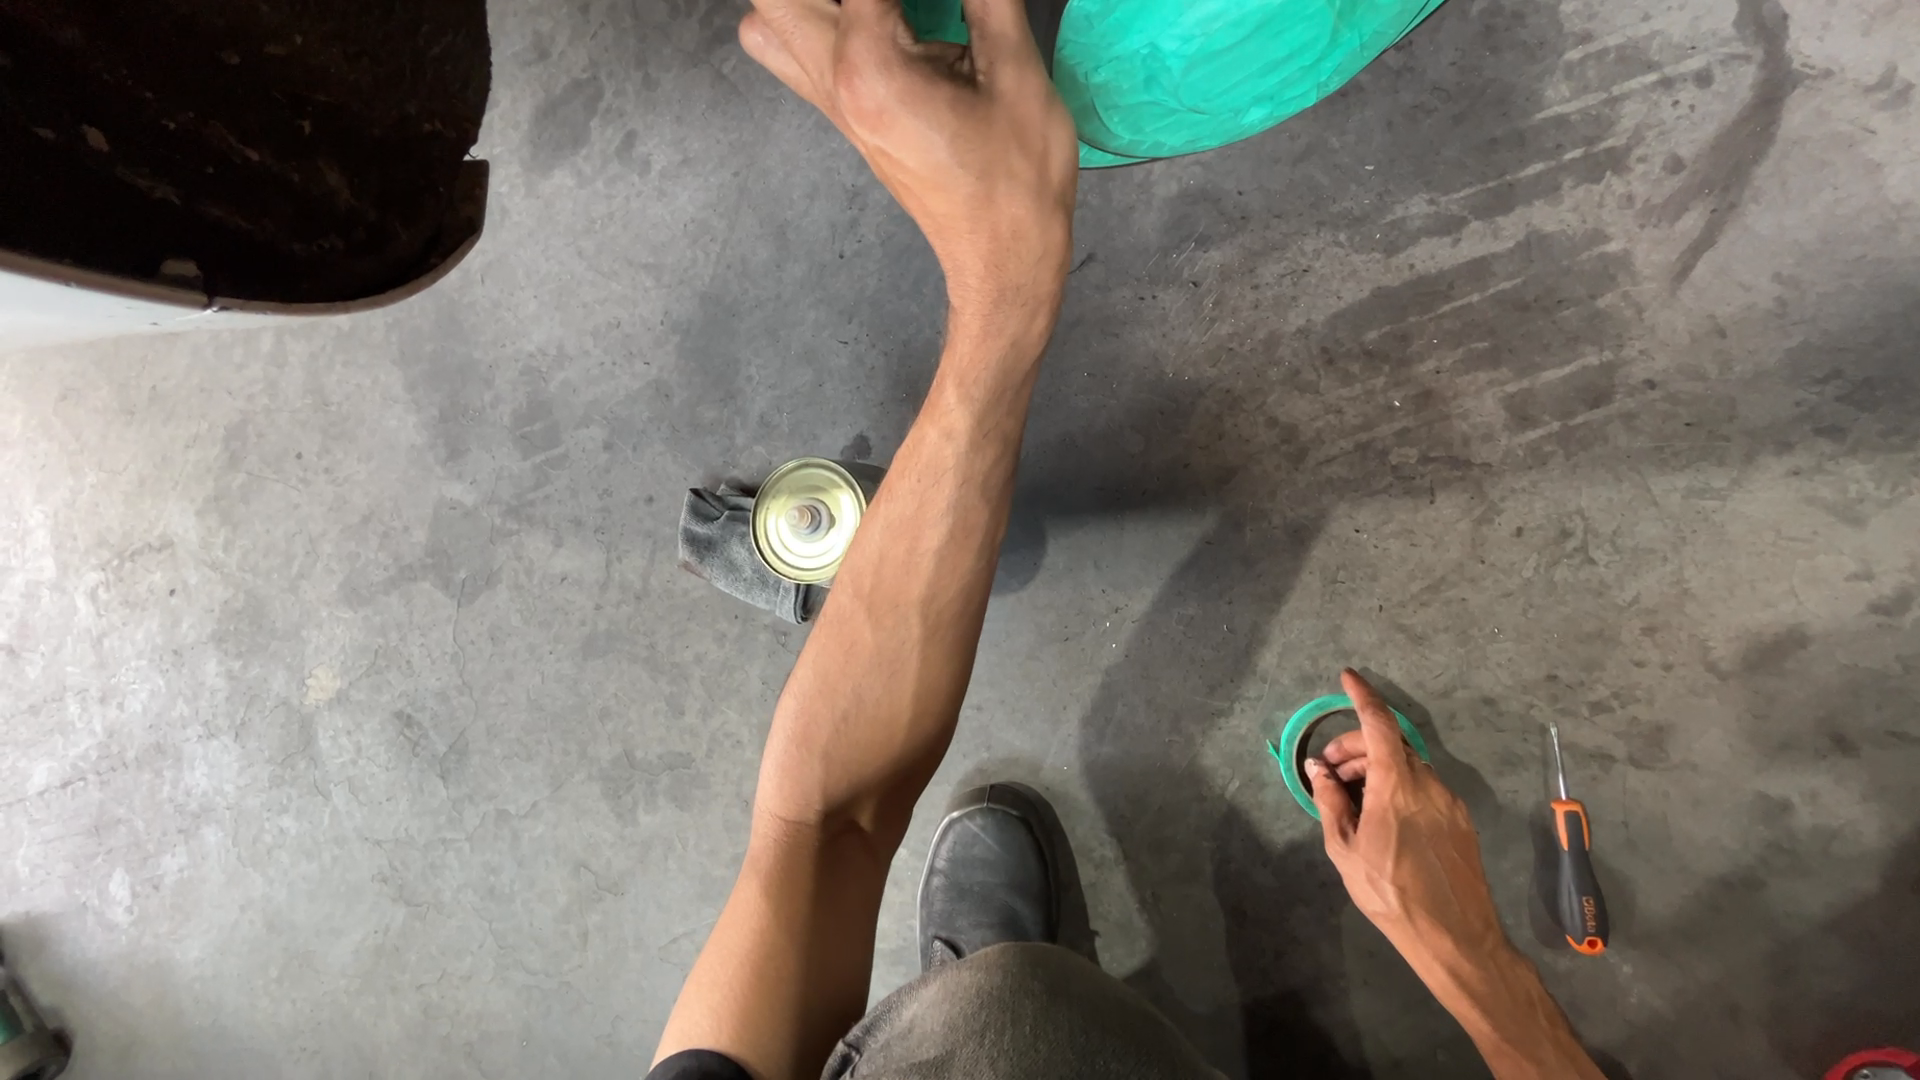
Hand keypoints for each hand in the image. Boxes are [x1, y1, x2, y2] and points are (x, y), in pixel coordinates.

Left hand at [739, 0, 1078, 341]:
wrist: (1004, 260)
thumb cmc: (1016, 181)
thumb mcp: (1014, 73)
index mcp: (870, 71)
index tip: (944, 5)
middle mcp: (836, 88)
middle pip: (777, 1)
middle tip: (897, 7)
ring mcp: (837, 112)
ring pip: (768, 29)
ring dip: (812, 6)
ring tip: (880, 14)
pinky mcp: (850, 126)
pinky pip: (801, 62)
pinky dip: (826, 26)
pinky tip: (889, 27)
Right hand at [1307, 670, 1510, 966]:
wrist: (1456, 938)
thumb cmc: (1390, 893)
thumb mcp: (1345, 849)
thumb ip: (1331, 801)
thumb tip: (1319, 769)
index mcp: (1396, 787)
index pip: (1379, 725)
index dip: (1362, 696)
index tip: (1348, 677)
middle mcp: (1428, 785)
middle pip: (1389, 744)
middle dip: (1355, 745)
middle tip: (1329, 769)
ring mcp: (1449, 802)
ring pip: (1406, 765)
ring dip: (1375, 766)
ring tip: (1350, 795)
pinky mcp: (1460, 821)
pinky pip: (1422, 786)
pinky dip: (1396, 784)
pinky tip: (1380, 812)